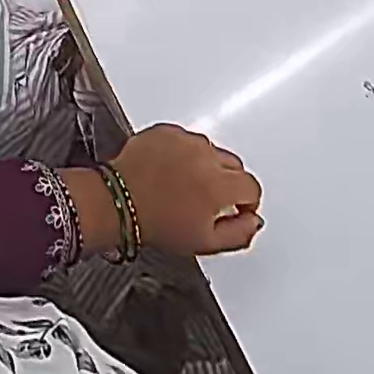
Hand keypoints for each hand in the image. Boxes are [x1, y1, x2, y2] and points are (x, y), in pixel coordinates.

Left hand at [113, 124, 262, 255]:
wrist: (120, 201)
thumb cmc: (156, 222)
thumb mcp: (204, 242)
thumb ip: (239, 233)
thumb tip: (253, 221)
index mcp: (218, 184)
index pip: (251, 186)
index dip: (247, 202)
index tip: (238, 208)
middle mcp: (204, 155)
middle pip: (233, 164)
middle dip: (228, 182)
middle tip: (208, 200)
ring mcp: (184, 139)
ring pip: (209, 150)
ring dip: (205, 164)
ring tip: (184, 184)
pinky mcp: (166, 130)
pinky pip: (186, 138)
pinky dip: (183, 151)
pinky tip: (170, 169)